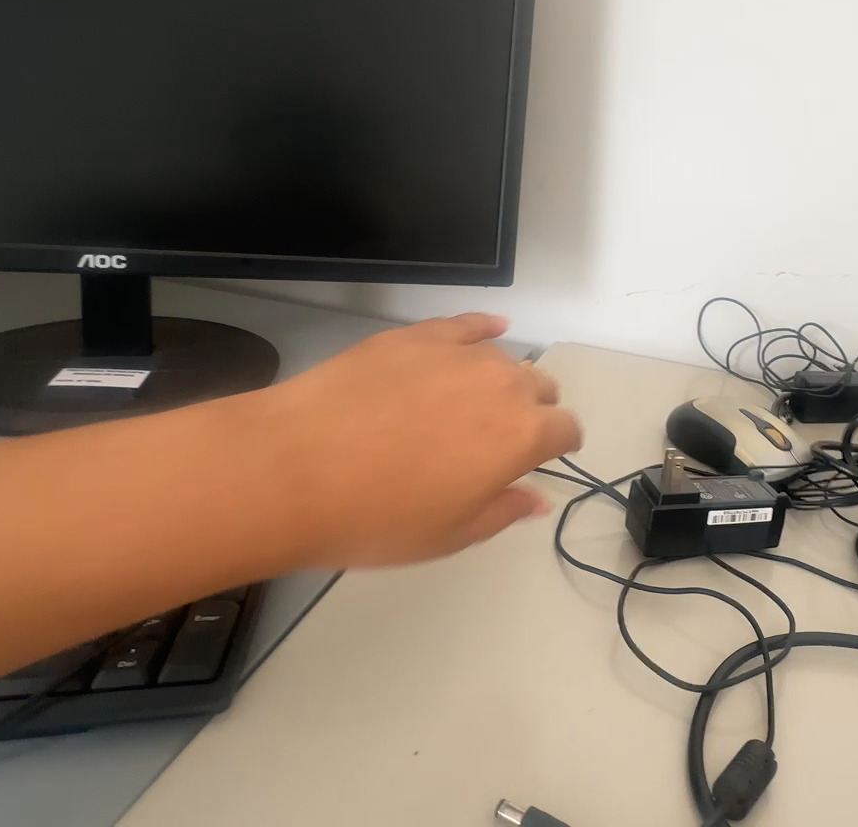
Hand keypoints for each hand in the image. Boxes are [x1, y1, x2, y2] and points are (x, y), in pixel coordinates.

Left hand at [241, 313, 580, 567]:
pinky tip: (491, 329)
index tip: (549, 455)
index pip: (565, 429)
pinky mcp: (420, 336)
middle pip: (541, 386)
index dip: (562, 444)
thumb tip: (538, 498)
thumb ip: (505, 510)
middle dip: (536, 409)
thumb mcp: (450, 534)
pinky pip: (467, 324)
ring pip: (505, 359)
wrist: (292, 469)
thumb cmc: (377, 516)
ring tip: (479, 399)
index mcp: (523, 435)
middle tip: (504, 436)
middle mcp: (504, 384)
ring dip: (506, 379)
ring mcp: (461, 354)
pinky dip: (484, 327)